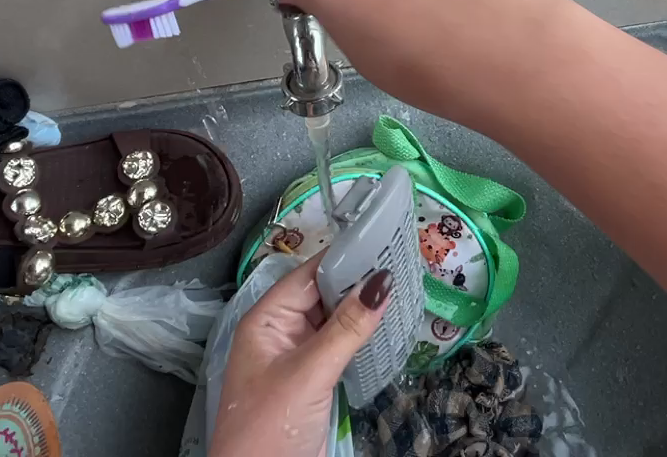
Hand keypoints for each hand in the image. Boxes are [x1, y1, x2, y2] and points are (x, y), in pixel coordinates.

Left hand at [210, 255, 392, 456]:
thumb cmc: (271, 427)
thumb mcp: (310, 372)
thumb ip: (347, 327)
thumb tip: (382, 281)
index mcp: (266, 320)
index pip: (308, 275)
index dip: (342, 257)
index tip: (381, 240)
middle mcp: (280, 332)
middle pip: (322, 294)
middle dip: (356, 280)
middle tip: (399, 260)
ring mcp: (297, 357)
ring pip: (333, 320)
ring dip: (360, 307)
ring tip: (400, 284)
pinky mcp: (313, 382)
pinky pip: (338, 345)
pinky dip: (359, 334)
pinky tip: (385, 325)